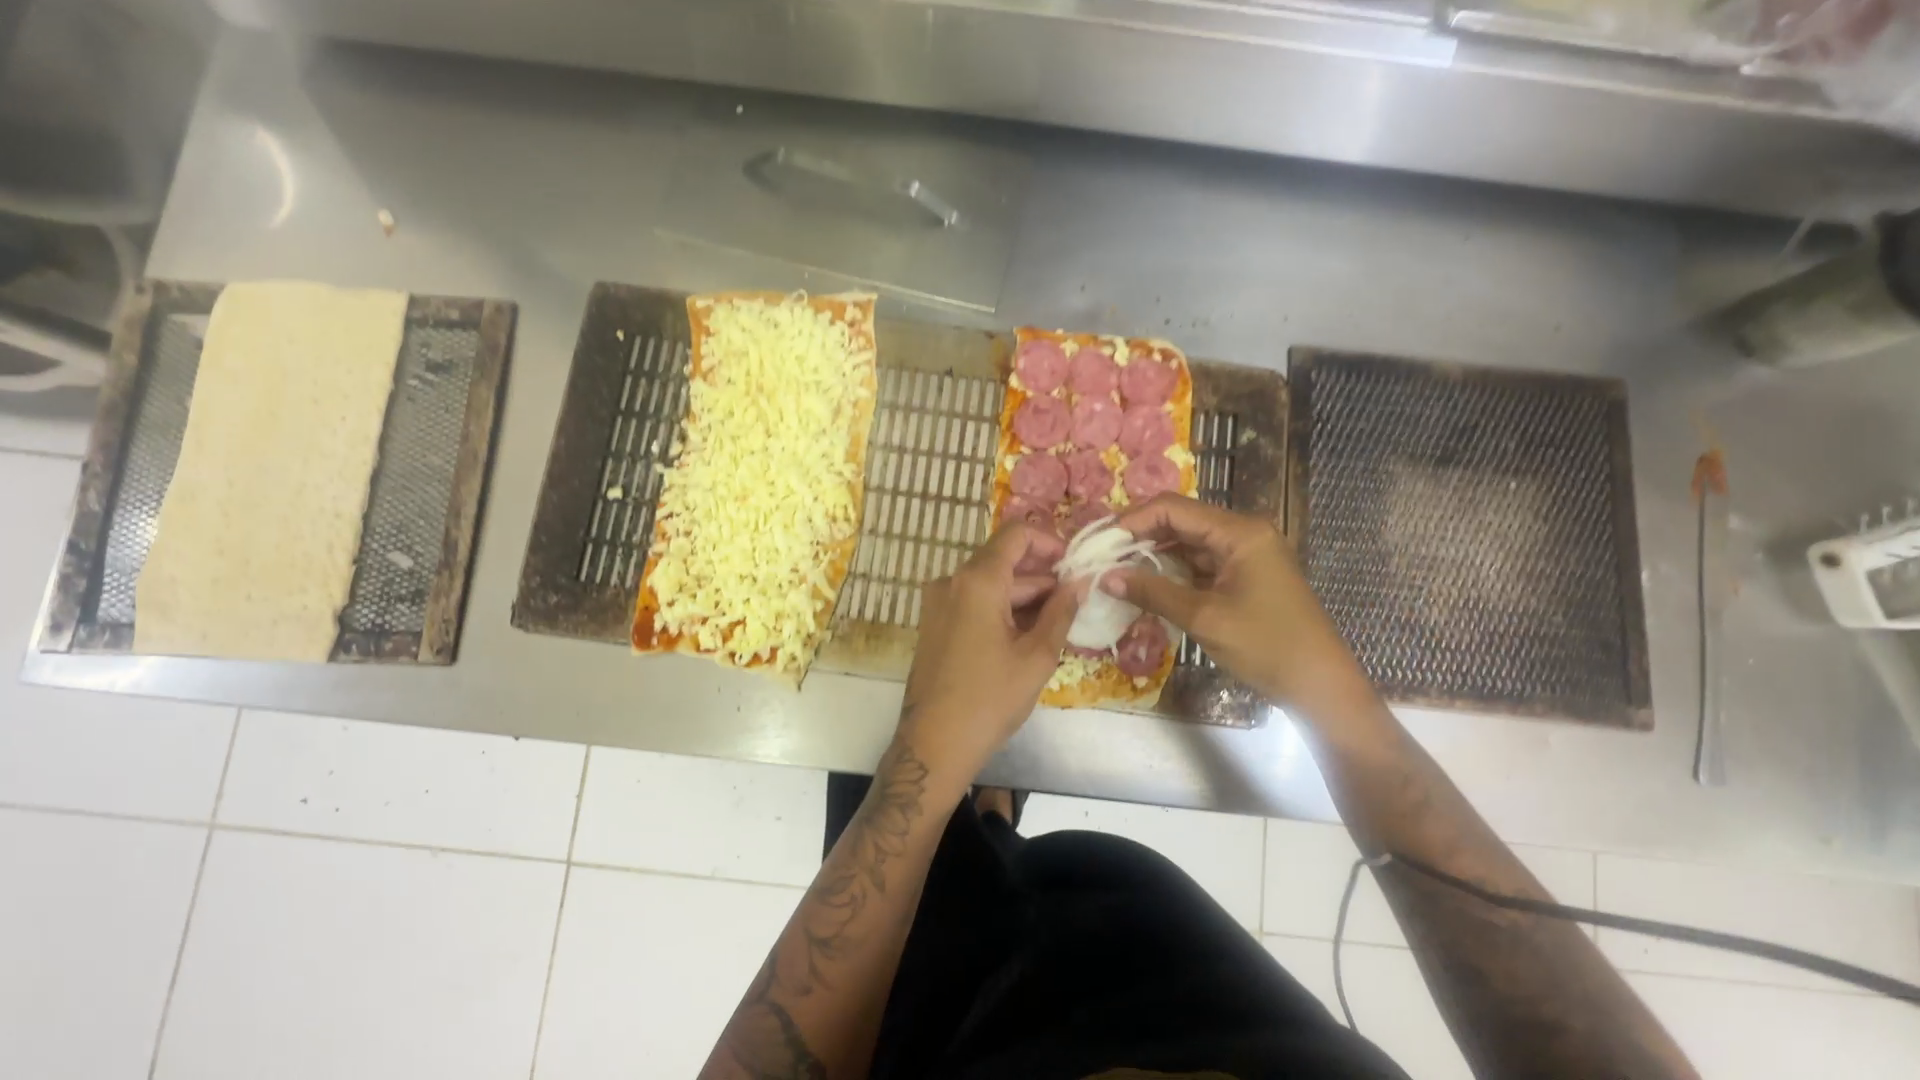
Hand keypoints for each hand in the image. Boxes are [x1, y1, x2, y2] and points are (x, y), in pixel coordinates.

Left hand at [900, 523, 1081, 779]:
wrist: (935, 743)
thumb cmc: (990, 699)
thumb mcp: (1037, 656)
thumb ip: (1061, 612)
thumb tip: (1080, 583)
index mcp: (977, 580)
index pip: (1016, 535)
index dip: (1050, 542)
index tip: (1075, 564)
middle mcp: (951, 581)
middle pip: (1003, 561)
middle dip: (1042, 575)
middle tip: (1076, 599)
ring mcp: (938, 603)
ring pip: (990, 584)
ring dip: (1024, 595)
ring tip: (1058, 622)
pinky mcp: (934, 624)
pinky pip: (974, 602)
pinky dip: (1002, 609)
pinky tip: (1028, 635)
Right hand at [1108, 495, 1358, 704]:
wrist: (1320, 684)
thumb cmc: (1267, 646)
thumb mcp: (1204, 618)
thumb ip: (1153, 592)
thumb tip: (1105, 578)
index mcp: (1239, 532)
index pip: (1173, 508)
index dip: (1132, 521)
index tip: (1099, 544)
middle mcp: (1242, 533)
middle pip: (1179, 522)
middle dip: (1138, 538)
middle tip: (1100, 558)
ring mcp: (1244, 555)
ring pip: (1186, 544)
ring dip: (1152, 557)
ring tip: (1114, 574)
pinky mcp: (1243, 577)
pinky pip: (1199, 565)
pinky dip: (1171, 574)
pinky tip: (1144, 588)